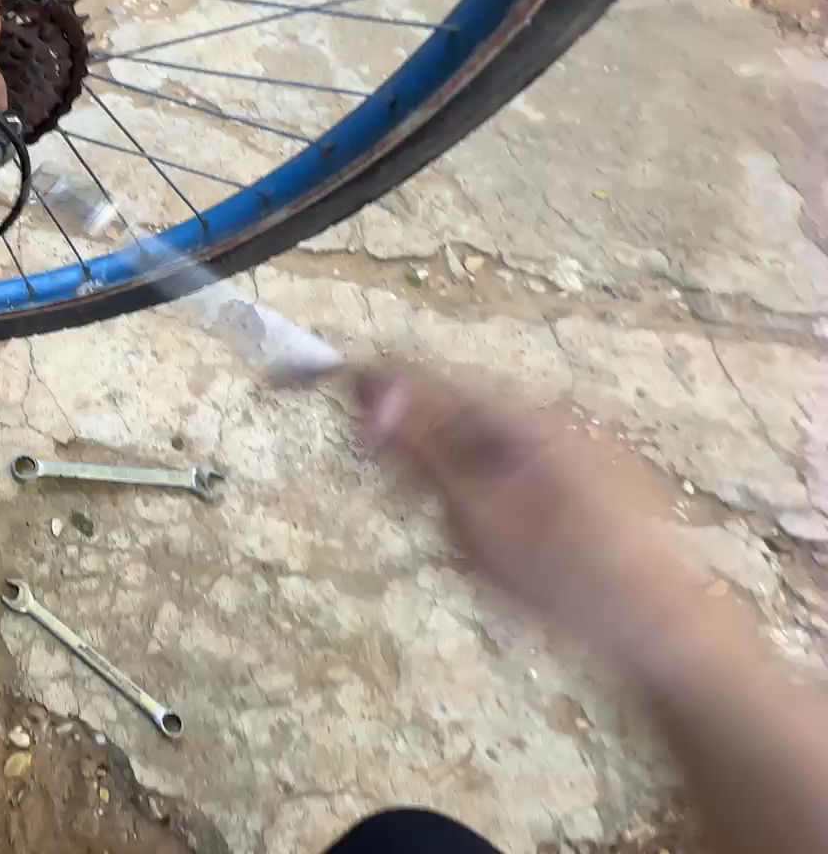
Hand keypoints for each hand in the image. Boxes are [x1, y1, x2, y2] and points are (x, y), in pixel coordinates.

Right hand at [356, 366, 718, 667]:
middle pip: (450, 401)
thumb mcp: (474, 508)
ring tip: (413, 493)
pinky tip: (454, 501)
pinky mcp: (566, 473)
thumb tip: (369, 386)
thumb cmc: (560, 571)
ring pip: (469, 429)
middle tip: (373, 458)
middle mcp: (543, 418)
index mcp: (522, 417)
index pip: (431, 379)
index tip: (346, 416)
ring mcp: (559, 446)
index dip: (381, 390)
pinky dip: (460, 468)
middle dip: (405, 424)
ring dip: (430, 450)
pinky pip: (494, 452)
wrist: (664, 632)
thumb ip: (420, 445)